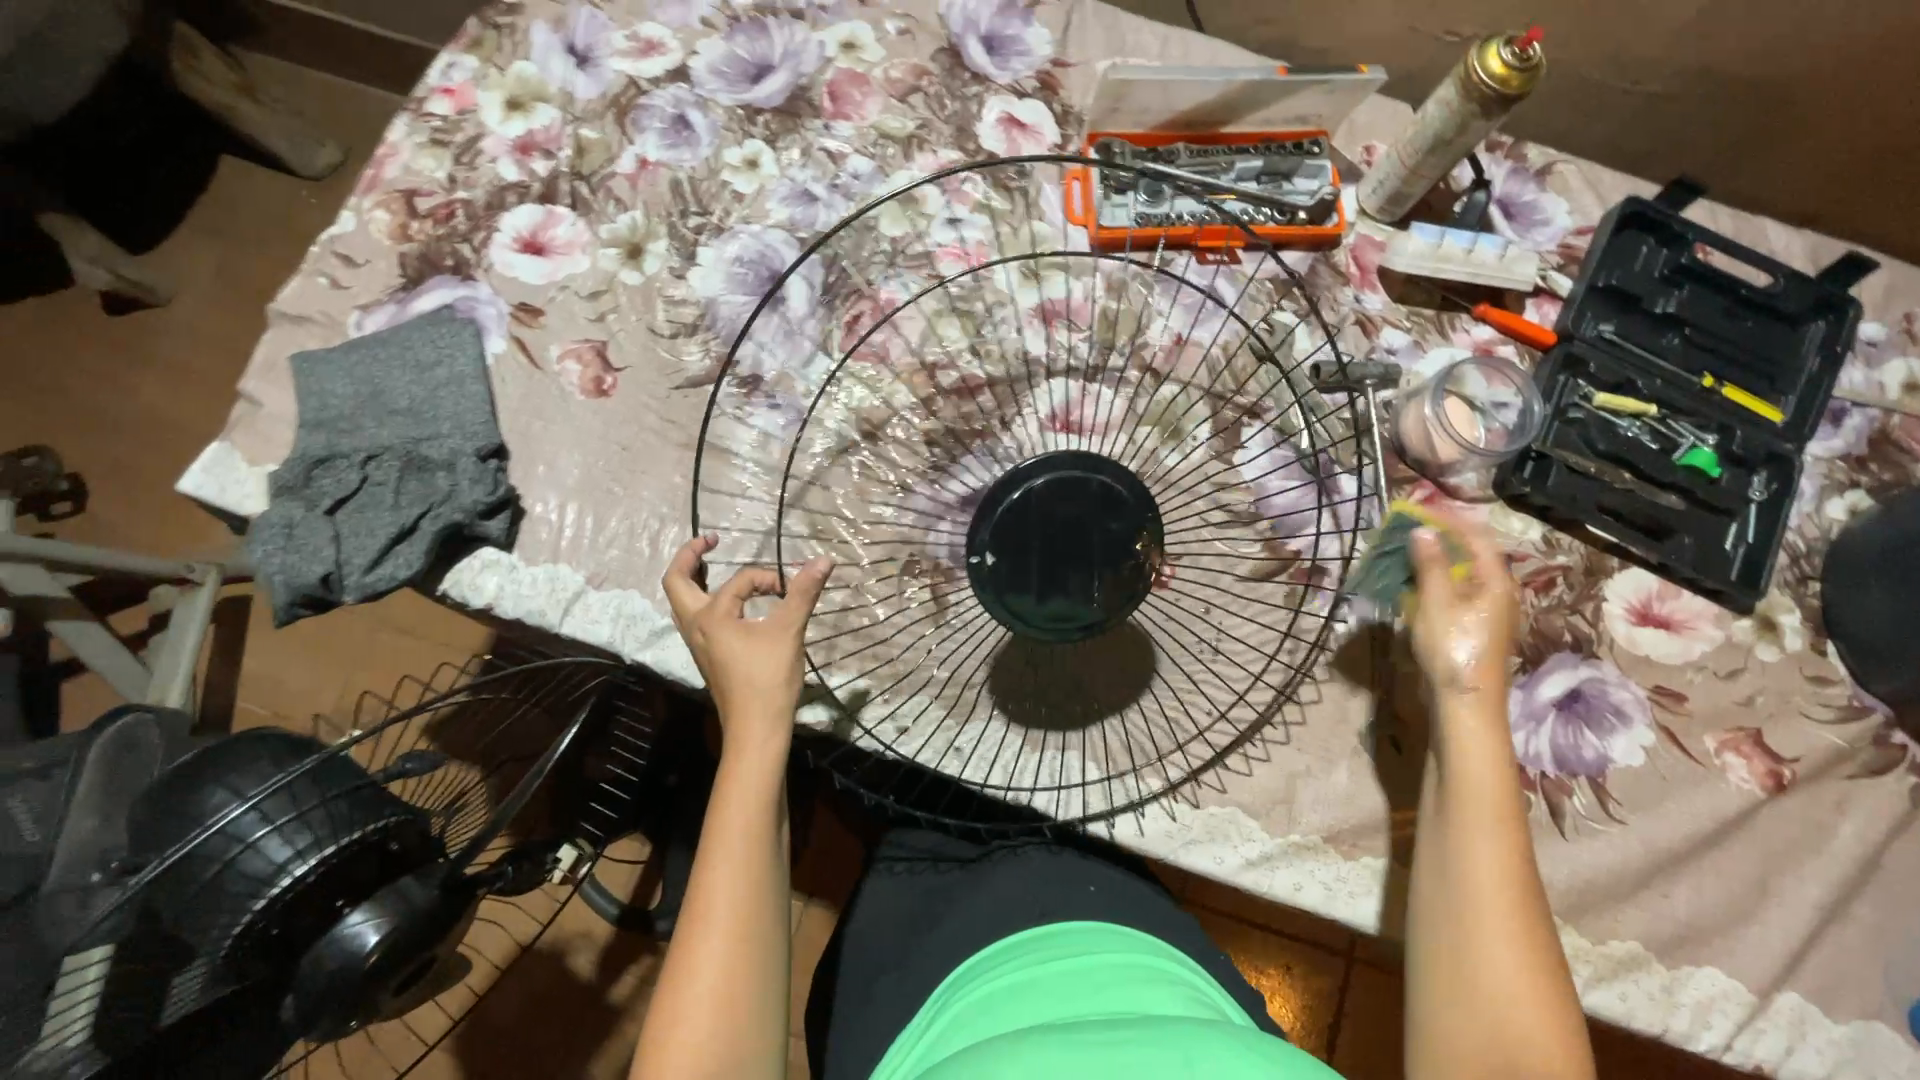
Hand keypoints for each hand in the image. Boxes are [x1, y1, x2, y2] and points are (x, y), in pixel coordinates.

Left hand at [662, 534, 833, 752]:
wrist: (756, 729)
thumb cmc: (768, 679)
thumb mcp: (789, 631)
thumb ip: (803, 593)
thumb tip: (823, 560)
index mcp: (710, 616)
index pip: (741, 580)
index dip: (768, 578)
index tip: (791, 589)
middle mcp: (695, 626)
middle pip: (676, 582)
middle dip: (690, 557)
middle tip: (709, 540)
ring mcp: (697, 643)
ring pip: (683, 602)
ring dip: (694, 579)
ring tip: (711, 564)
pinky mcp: (706, 656)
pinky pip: (696, 617)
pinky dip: (706, 600)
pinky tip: (730, 603)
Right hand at [1407, 515, 1516, 705]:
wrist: (1466, 701)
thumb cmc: (1453, 647)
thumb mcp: (1437, 601)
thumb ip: (1431, 563)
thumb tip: (1423, 530)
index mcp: (1495, 581)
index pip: (1476, 537)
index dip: (1449, 519)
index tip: (1419, 509)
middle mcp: (1498, 592)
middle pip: (1473, 554)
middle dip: (1441, 539)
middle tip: (1409, 530)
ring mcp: (1489, 612)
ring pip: (1464, 574)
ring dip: (1437, 561)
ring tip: (1407, 554)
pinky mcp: (1476, 628)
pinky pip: (1458, 592)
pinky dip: (1437, 581)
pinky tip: (1416, 587)